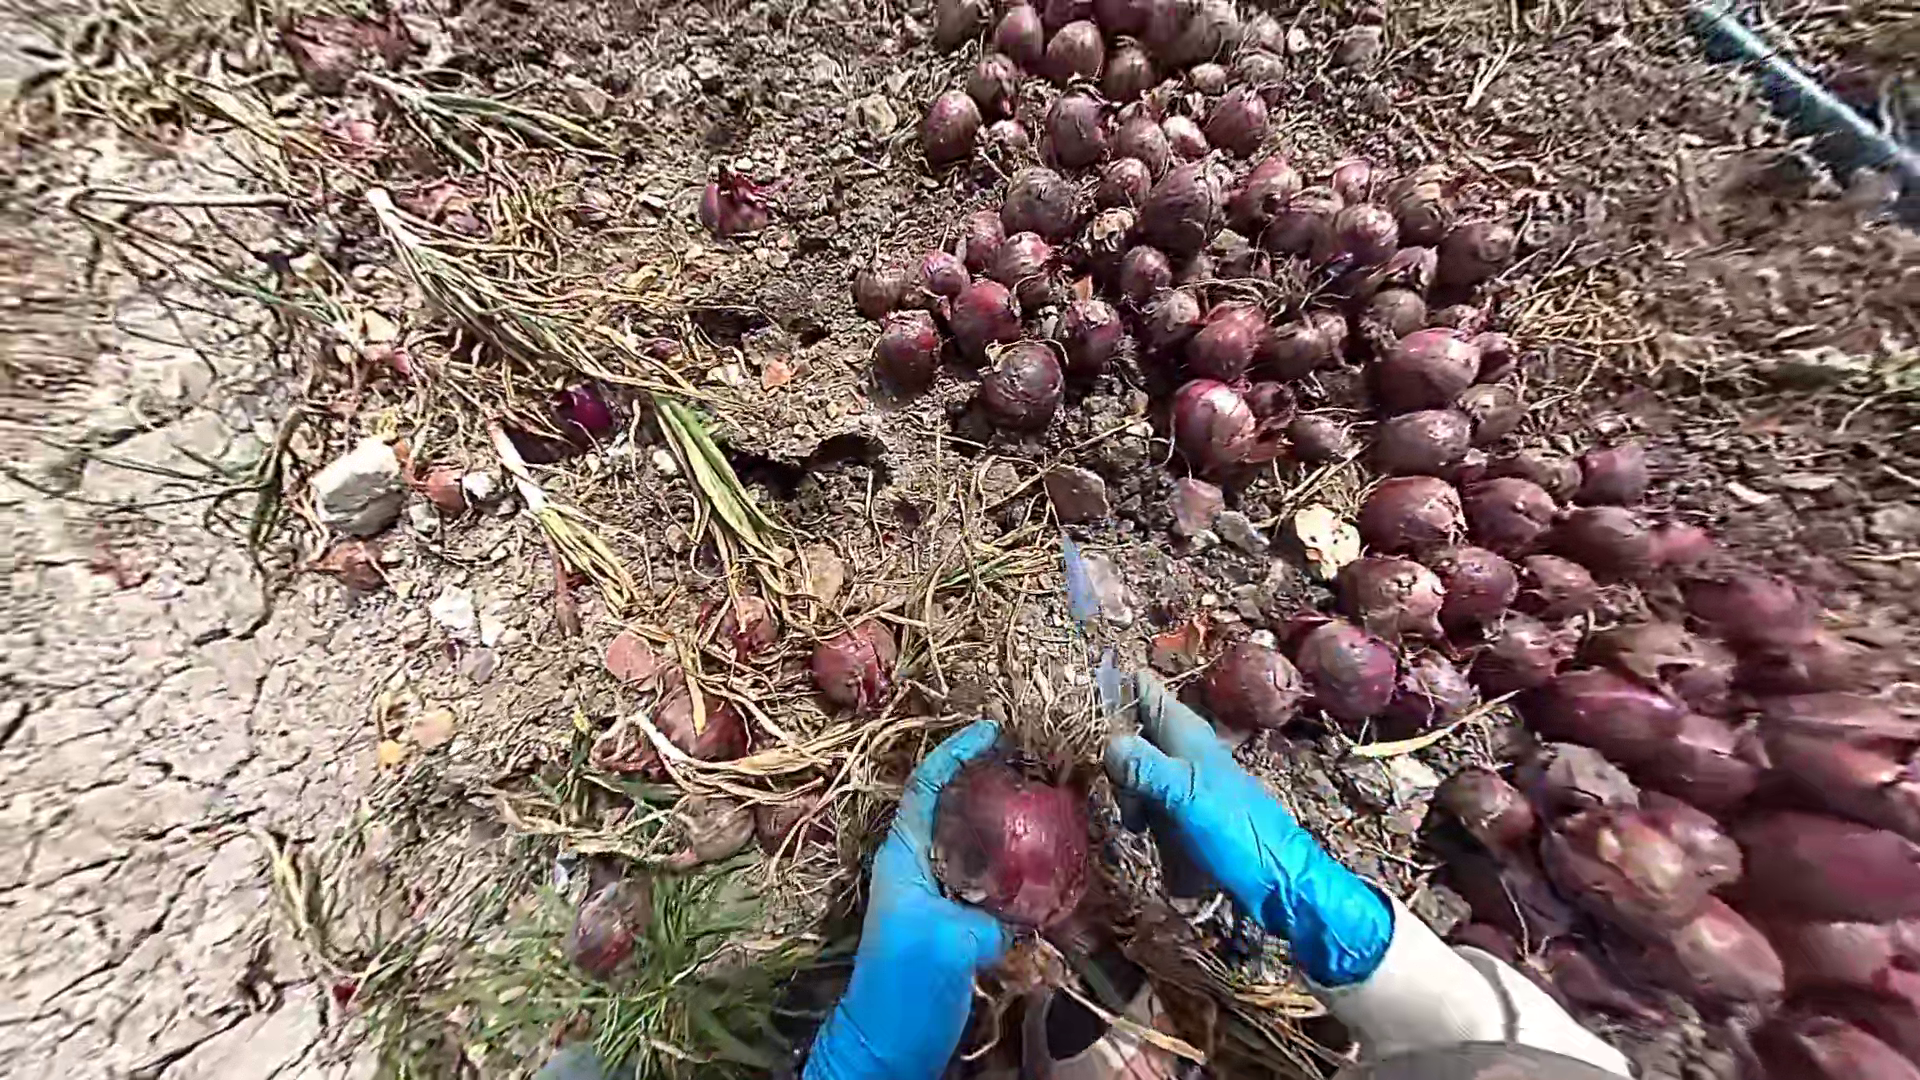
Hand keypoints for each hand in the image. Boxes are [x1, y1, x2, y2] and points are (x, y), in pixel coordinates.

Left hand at [805, 721, 1010, 1079]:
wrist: (887, 1049)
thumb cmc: (902, 986)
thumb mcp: (944, 943)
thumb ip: (985, 918)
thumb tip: (1021, 909)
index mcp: (903, 854)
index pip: (926, 786)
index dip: (953, 753)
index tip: (987, 731)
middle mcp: (917, 862)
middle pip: (948, 803)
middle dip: (978, 775)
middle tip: (1020, 761)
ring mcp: (935, 889)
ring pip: (966, 834)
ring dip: (994, 813)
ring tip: (1032, 799)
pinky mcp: (954, 916)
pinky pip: (984, 871)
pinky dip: (1007, 857)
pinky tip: (1036, 860)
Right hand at [1105, 671, 1391, 985]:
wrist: (1279, 882)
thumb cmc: (1234, 830)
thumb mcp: (1185, 796)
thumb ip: (1145, 767)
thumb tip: (1107, 743)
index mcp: (1182, 728)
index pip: (1140, 685)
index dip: (1111, 687)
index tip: (1084, 710)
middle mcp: (1179, 743)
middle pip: (1129, 728)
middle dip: (1115, 754)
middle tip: (1122, 790)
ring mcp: (1181, 772)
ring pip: (1134, 763)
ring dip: (1127, 788)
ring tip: (1137, 821)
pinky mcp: (1183, 801)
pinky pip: (1147, 792)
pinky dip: (1141, 807)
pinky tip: (1144, 830)